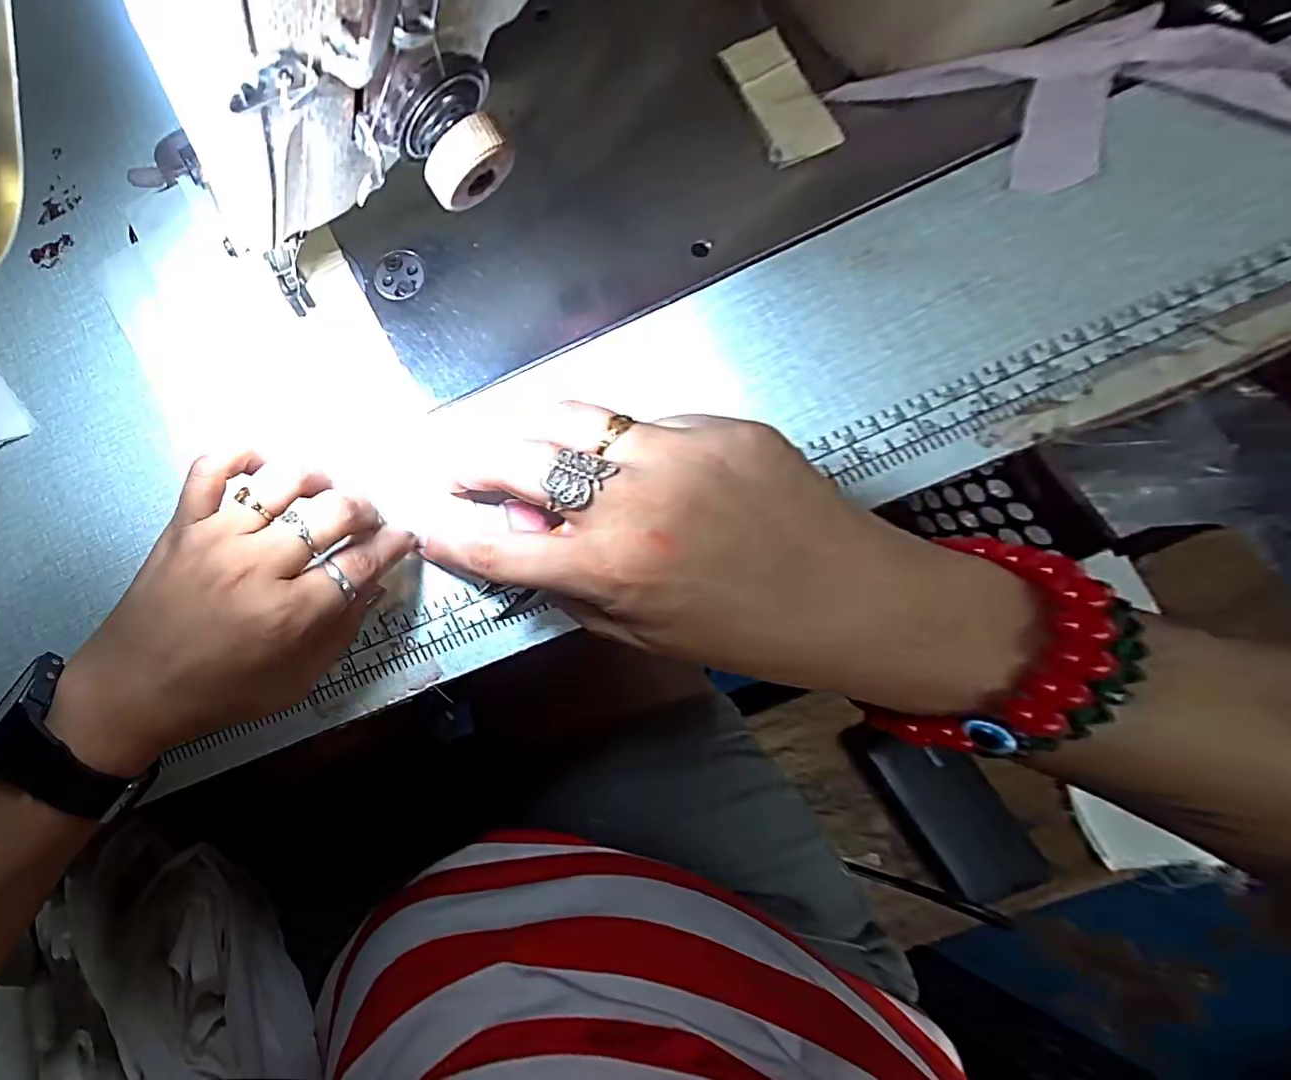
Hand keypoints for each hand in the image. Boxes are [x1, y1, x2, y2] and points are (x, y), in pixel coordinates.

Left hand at [48, 452, 416, 775]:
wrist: (133, 689)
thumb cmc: (218, 694)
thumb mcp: (292, 683)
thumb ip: (339, 635)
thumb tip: (374, 587)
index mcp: (289, 614)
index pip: (359, 564)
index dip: (392, 546)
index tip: (405, 536)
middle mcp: (258, 566)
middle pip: (332, 514)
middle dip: (365, 511)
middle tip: (368, 520)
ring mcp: (217, 537)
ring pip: (282, 483)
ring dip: (318, 478)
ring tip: (326, 489)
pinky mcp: (183, 523)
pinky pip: (211, 469)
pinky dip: (238, 454)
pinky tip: (261, 463)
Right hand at [419, 403, 1041, 713]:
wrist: (859, 602)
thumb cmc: (742, 633)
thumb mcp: (639, 631)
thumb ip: (571, 584)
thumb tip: (527, 533)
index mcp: (614, 568)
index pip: (504, 547)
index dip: (456, 537)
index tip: (431, 527)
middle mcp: (635, 503)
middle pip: (521, 462)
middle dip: (473, 466)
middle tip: (461, 471)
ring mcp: (679, 453)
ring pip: (572, 419)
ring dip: (533, 433)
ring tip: (526, 446)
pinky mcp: (721, 427)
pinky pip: (643, 424)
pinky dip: (618, 443)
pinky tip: (633, 464)